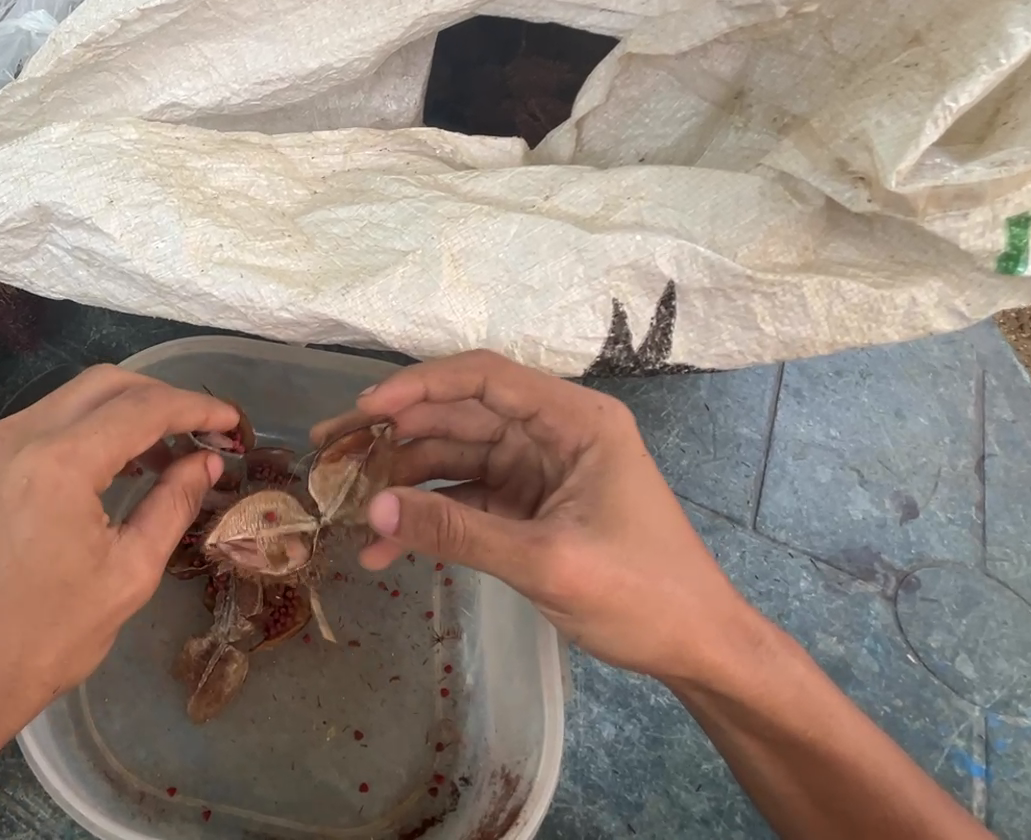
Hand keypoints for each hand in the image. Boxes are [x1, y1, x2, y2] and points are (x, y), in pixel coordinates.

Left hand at [0, 368, 233, 839]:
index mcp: (60, 459)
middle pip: (106, 383)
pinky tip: (111, 465)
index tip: (233, 422)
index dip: (196, 409)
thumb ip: (172, 506)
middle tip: (202, 433)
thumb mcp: (125, 576)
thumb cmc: (39, 641)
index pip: (144, 408)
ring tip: (164, 452)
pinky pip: (43, 423)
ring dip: (123, 411)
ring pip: (72, 398)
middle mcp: (20, 433)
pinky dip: (85, 429)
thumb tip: (206, 464)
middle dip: (161, 398)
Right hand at [311, 350, 753, 681]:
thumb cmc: (645, 595)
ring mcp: (530, 468)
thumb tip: (373, 510)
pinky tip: (383, 549)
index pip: (485, 377)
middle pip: (454, 414)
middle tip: (330, 449)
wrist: (700, 653)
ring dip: (398, 478)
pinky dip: (423, 518)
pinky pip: (458, 497)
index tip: (365, 408)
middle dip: (391, 433)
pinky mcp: (519, 502)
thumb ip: (457, 531)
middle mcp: (548, 432)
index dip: (419, 385)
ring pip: (447, 454)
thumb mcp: (547, 562)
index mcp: (573, 421)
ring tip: (342, 499)